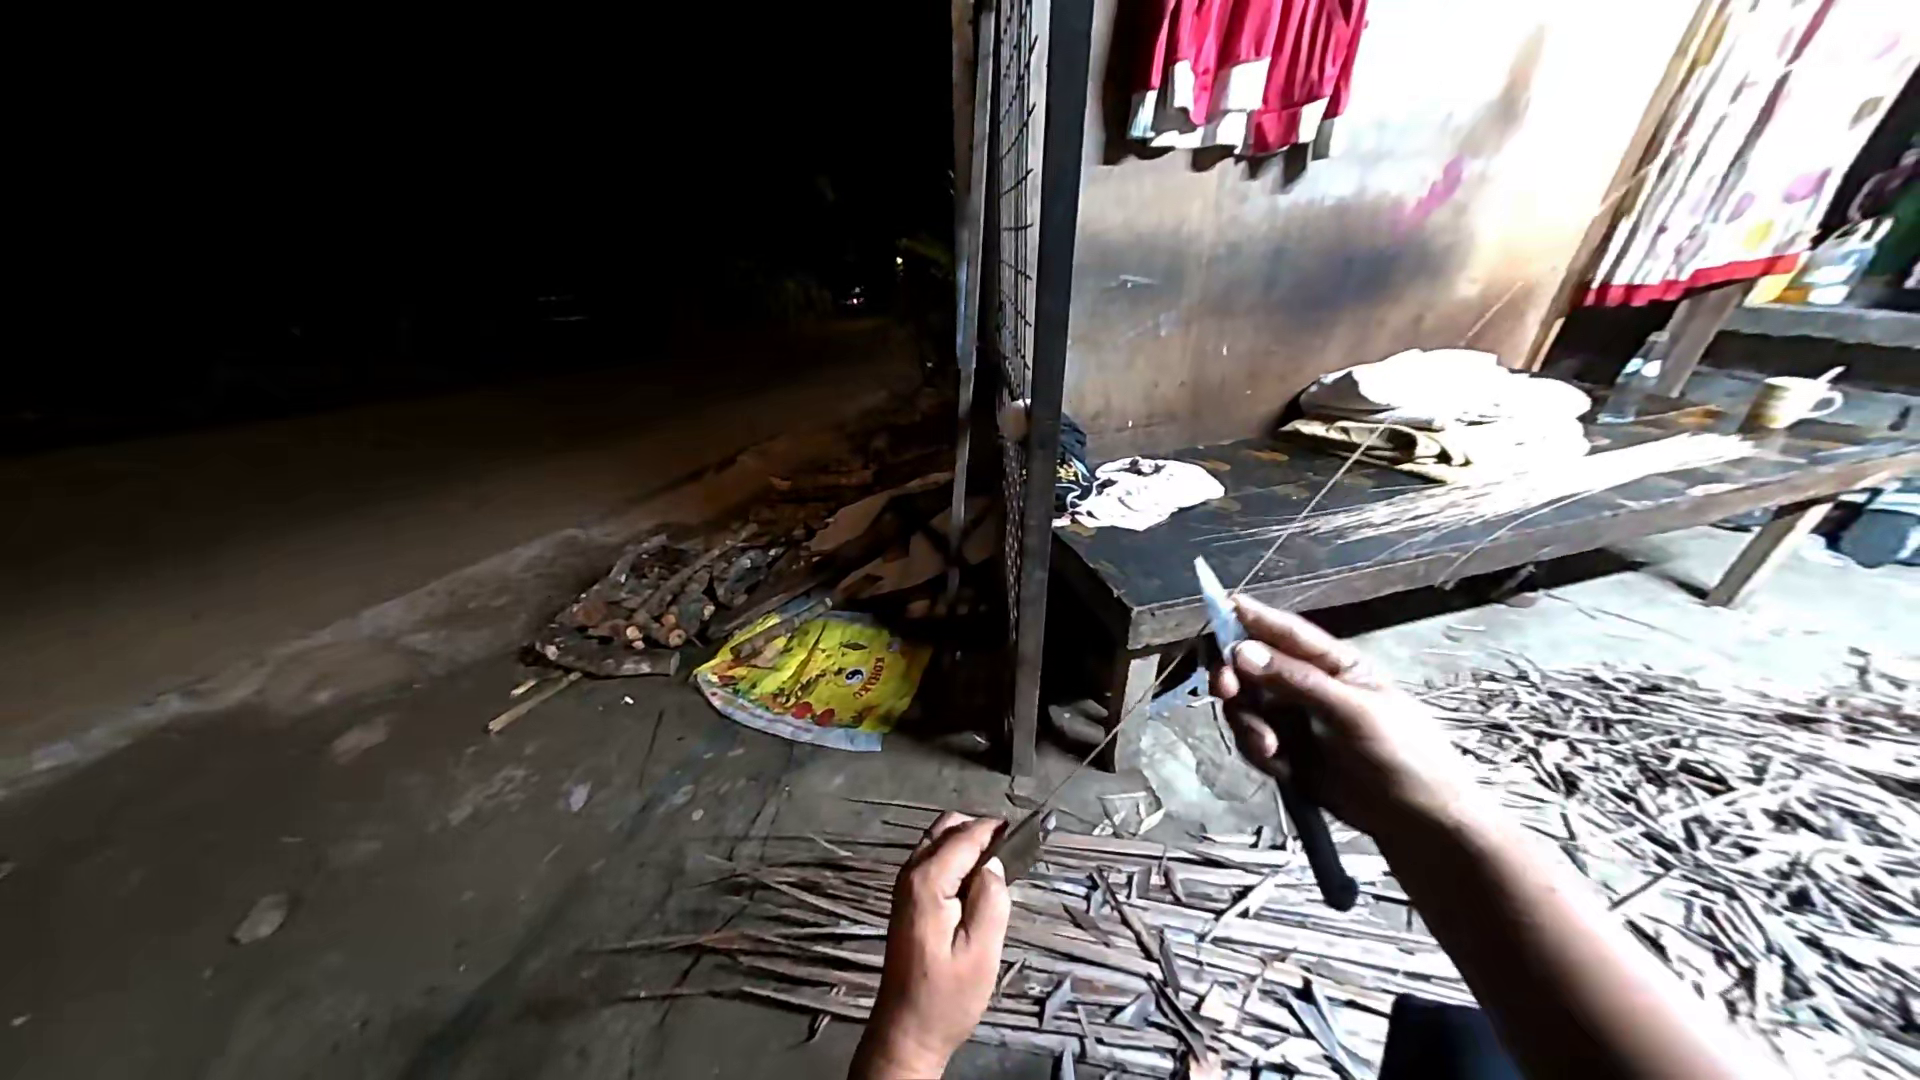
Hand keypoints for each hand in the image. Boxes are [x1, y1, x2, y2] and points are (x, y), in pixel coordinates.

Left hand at [851, 812, 1010, 1079]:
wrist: (906, 1030)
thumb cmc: (947, 997)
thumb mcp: (980, 953)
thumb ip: (991, 900)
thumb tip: (995, 864)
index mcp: (928, 881)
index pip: (965, 836)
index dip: (993, 829)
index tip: (1020, 833)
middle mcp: (911, 872)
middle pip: (947, 826)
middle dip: (979, 830)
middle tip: (1009, 852)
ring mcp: (905, 883)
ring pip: (938, 838)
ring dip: (967, 840)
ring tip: (997, 865)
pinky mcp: (907, 896)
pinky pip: (933, 856)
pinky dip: (955, 855)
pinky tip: (975, 881)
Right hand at [1211, 596, 1483, 839]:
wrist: (1419, 824)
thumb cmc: (1403, 754)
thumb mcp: (1353, 712)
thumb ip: (1295, 680)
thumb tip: (1240, 651)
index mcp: (1329, 661)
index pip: (1282, 630)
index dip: (1248, 616)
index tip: (1217, 605)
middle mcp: (1301, 682)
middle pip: (1248, 664)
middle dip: (1231, 675)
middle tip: (1226, 690)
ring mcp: (1290, 717)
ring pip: (1242, 704)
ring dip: (1246, 723)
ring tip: (1269, 748)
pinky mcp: (1282, 749)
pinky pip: (1248, 738)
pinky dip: (1255, 750)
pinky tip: (1281, 766)